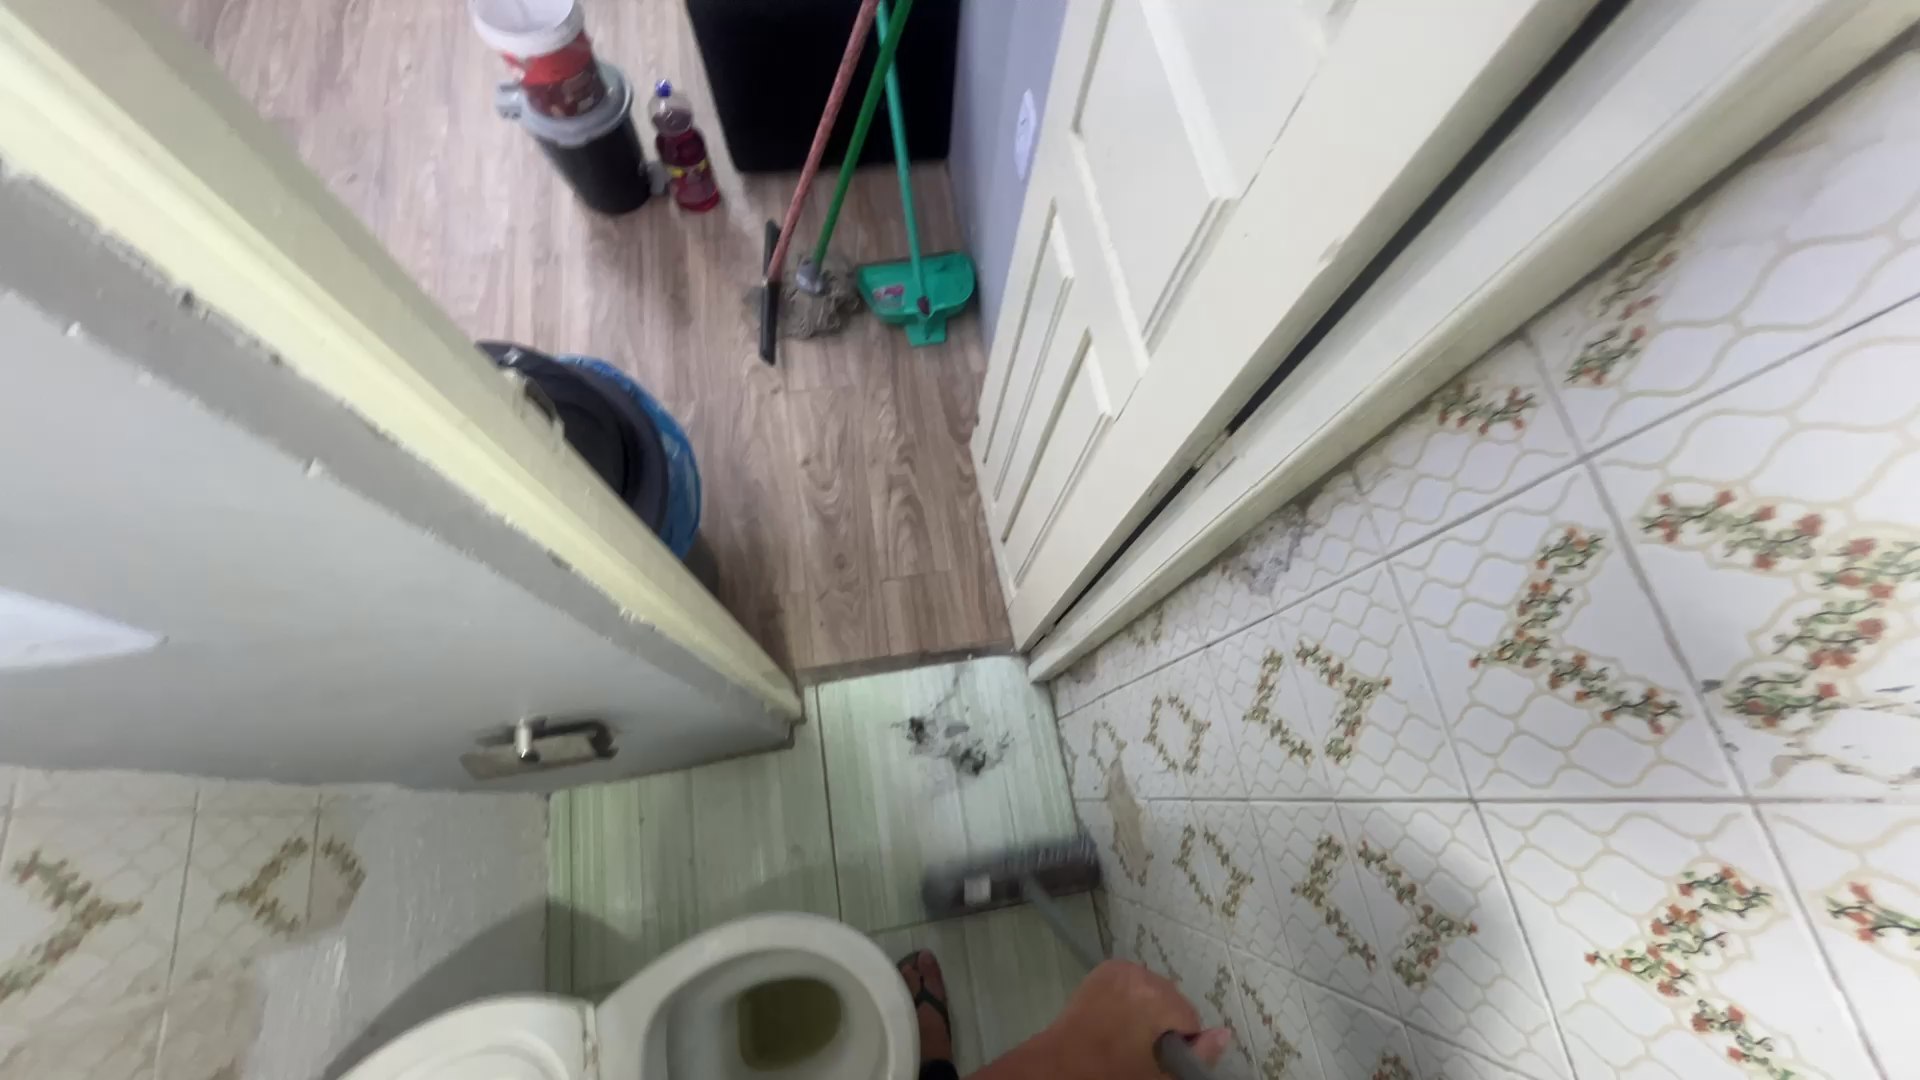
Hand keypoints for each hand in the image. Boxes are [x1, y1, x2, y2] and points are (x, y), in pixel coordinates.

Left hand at [1044, 960, 1231, 1078]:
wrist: (1060, 1067)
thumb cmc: (1113, 1075)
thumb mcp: (1160, 1075)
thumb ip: (1199, 1055)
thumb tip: (1224, 1034)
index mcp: (1155, 996)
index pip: (1191, 1018)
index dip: (1183, 1044)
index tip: (1162, 1061)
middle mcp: (1138, 972)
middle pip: (1172, 999)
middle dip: (1167, 1023)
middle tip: (1145, 1052)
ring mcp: (1117, 967)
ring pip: (1153, 989)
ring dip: (1151, 1009)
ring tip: (1131, 1037)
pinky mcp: (1102, 970)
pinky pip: (1132, 981)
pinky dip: (1133, 998)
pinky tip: (1119, 1021)